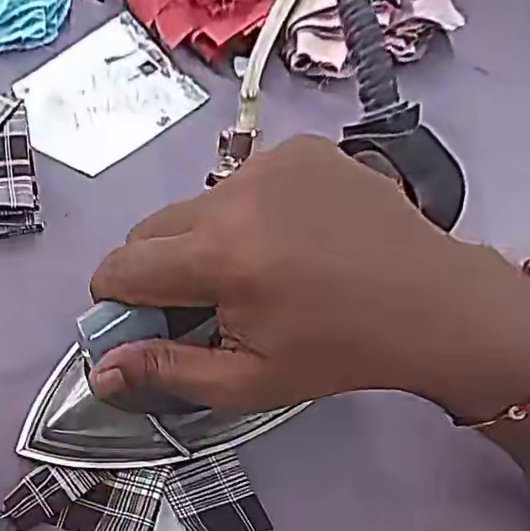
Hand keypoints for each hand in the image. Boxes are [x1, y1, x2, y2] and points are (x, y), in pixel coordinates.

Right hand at [88, 136, 529, 422]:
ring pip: (191, 208)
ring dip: (197, 245)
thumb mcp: (247, 380)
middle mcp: (235, 195)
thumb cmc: (336, 353)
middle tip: (195, 309)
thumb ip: (166, 371)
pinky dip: (238, 218)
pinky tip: (281, 245)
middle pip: (150, 232)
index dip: (113, 300)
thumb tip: (101, 371)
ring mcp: (270, 163)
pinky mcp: (299, 150)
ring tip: (248, 278)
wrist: (429, 303)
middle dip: (153, 274)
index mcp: (220, 256)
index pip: (122, 266)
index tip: (135, 323)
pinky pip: (237, 185)